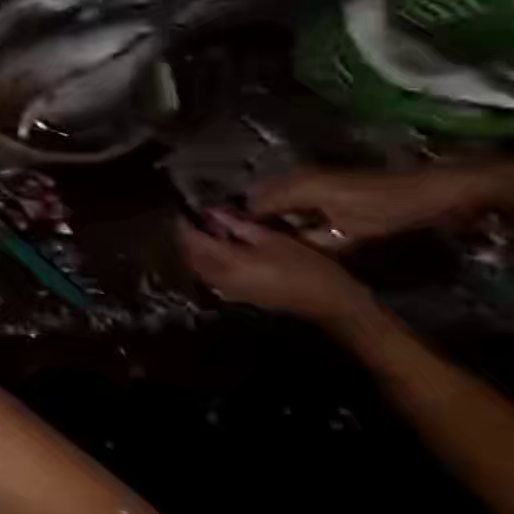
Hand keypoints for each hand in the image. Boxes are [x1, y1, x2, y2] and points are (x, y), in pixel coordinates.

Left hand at [177, 209, 376, 322]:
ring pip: (198, 266)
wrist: (330, 302)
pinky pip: (210, 276)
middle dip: (187, 237)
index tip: (183, 211)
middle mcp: (219, 278)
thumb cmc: (307, 266)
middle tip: (195, 220)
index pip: (192, 240)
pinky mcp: (236, 296)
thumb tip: (214, 211)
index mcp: (228, 262)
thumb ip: (240, 225)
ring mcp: (226, 289)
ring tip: (207, 232)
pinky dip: (207, 262)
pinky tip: (220, 251)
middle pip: (189, 254)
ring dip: (196, 250)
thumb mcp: (274, 239)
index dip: (184, 225)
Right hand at [246, 168, 491, 250]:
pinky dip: (285, 212)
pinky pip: (290, 197)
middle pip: (257, 199)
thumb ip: (309, 239)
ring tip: (264, 238)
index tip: (235, 244)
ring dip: (268, 216)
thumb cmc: (391, 211)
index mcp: (296, 188)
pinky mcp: (325, 184)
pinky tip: (291, 230)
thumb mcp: (350, 233)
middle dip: (249, 219)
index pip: (251, 206)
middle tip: (247, 242)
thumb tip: (279, 248)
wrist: (439, 191)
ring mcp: (311, 179)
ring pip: (273, 198)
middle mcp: (296, 179)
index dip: (239, 224)